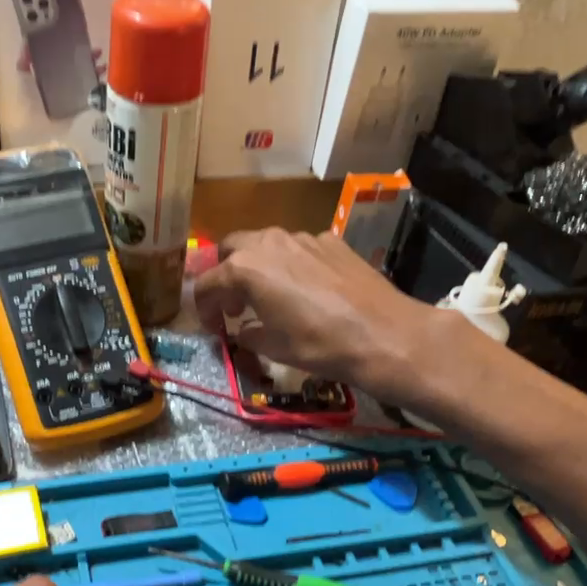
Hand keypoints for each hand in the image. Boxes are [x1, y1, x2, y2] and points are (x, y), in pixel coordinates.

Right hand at [193, 228, 455, 395]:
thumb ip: (249, 333)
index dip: (204, 309)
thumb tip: (245, 329)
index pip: (207, 283)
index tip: (214, 329)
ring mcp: (302, 237)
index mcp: (245, 269)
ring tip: (268, 297)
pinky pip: (298, 248)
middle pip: (231, 249)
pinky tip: (306, 290)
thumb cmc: (319, 345)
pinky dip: (290, 265)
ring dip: (258, 267)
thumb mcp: (273, 347)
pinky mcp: (331, 241)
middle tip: (236, 305)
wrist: (382, 333)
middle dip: (226, 275)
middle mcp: (268, 243)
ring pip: (265, 243)